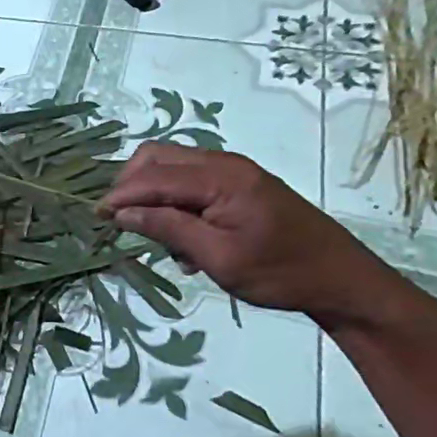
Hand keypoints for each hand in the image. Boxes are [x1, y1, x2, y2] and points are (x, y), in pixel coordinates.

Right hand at [97, 143, 407, 326]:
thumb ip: (169, 229)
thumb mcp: (219, 258)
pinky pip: (191, 180)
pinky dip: (175, 201)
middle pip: (158, 157)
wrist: (340, 279)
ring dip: (153, 195)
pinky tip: (184, 239)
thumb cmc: (280, 273)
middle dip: (131, 185)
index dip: (120, 194)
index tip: (96, 218)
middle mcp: (224, 163)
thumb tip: (122, 213)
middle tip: (121, 222)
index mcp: (221, 177)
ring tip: (160, 239)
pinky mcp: (239, 184)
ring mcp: (233, 171)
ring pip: (173, 167)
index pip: (154, 176)